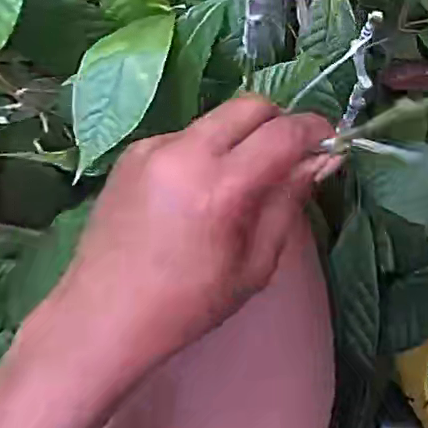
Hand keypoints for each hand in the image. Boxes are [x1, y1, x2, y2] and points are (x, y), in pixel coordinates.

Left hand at [35, 96, 336, 374]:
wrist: (96, 323)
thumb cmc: (186, 305)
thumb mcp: (256, 263)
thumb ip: (291, 200)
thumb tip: (322, 158)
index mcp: (220, 188)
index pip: (284, 132)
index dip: (316, 129)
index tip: (331, 139)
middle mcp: (185, 153)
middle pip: (253, 105)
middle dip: (281, 121)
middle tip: (289, 154)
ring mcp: (154, 147)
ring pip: (221, 117)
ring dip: (244, 135)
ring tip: (239, 178)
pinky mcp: (134, 150)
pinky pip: (190, 134)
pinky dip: (208, 149)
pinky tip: (196, 190)